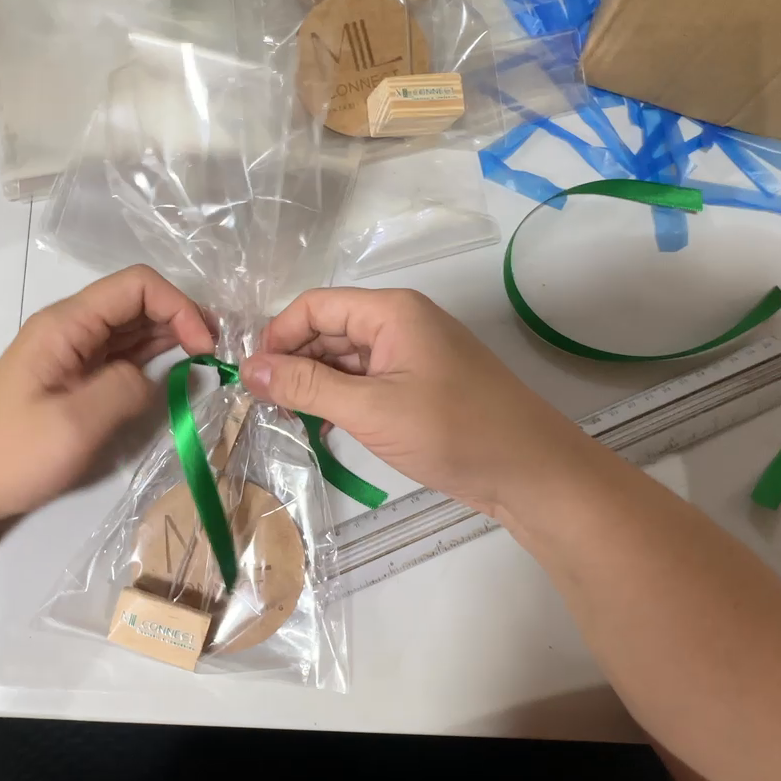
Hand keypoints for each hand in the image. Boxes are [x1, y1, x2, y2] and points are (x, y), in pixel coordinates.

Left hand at [0, 266, 213, 526]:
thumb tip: (155, 379)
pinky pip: (120, 356)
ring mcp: (71, 352)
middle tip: (216, 354)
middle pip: (136, 302)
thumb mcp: (77, 423)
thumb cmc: (15, 453)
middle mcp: (70, 328)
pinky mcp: (74, 377)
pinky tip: (175, 374)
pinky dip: (151, 360)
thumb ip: (127, 389)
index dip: (178, 306)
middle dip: (181, 319)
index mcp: (65, 324)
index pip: (135, 286)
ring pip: (131, 328)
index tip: (204, 347)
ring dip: (170, 338)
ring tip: (206, 361)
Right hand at [239, 288, 606, 515]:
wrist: (532, 473)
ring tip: (289, 420)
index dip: (277, 337)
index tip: (252, 378)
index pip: (314, 307)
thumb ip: (306, 386)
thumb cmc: (453, 431)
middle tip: (265, 405)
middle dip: (293, 363)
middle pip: (327, 330)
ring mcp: (410, 355)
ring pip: (343, 359)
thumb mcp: (370, 409)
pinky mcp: (416, 385)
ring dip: (313, 386)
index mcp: (390, 311)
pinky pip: (363, 382)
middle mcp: (398, 323)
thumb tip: (248, 368)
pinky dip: (338, 401)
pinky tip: (322, 428)